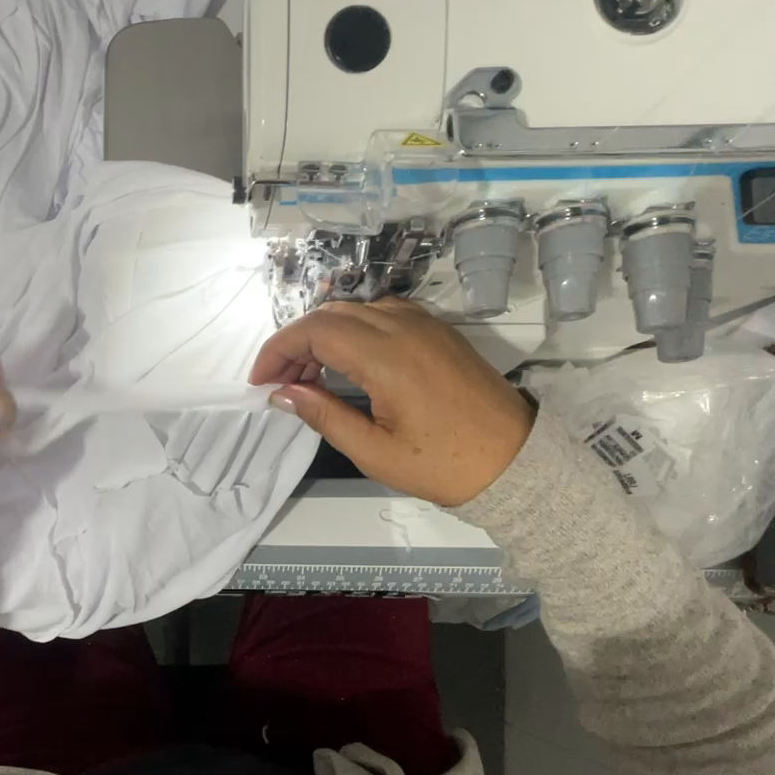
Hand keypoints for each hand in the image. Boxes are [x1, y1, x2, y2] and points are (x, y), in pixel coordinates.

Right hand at [251, 297, 534, 505]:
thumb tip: (283, 393)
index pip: (315, 332)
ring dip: (323, 336)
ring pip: (356, 310)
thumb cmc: (441, 464)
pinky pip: (382, 314)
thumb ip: (324, 416)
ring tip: (309, 378)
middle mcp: (404, 328)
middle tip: (280, 385)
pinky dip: (352, 332)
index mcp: (387, 357)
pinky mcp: (437, 332)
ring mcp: (425, 325)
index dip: (278, 351)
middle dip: (295, 344)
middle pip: (331, 314)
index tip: (260, 383)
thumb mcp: (374, 451)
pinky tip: (346, 365)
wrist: (515, 461)